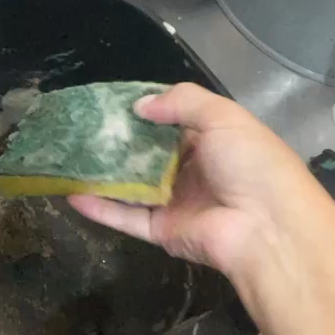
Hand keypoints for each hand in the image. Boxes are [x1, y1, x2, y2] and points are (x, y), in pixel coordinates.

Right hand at [68, 83, 302, 279]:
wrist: (267, 227)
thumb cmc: (251, 163)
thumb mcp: (224, 117)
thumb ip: (182, 103)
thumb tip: (139, 106)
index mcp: (212, 141)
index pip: (171, 122)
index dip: (143, 112)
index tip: (108, 104)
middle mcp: (192, 170)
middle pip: (146, 155)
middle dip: (115, 143)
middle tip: (79, 130)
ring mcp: (174, 202)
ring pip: (130, 186)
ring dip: (101, 175)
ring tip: (67, 159)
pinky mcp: (160, 231)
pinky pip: (125, 217)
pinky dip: (100, 207)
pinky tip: (71, 193)